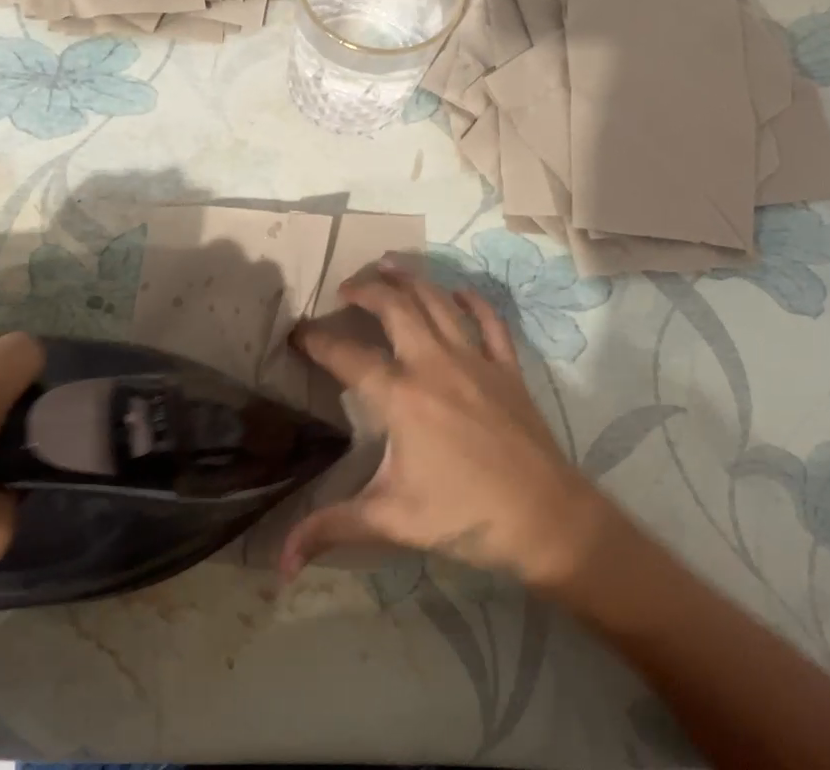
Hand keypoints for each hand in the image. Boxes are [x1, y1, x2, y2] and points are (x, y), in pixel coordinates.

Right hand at [283, 262, 610, 590]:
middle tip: (345, 288)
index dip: (316, 340)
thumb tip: (281, 563)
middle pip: (395, 308)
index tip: (296, 334)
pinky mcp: (508, 370)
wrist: (548, 521)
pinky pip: (489, 322)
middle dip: (366, 290)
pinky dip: (471, 301)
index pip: (347, 356)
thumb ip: (330, 529)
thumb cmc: (464, 517)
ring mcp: (476, 362)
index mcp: (401, 397)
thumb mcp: (390, 521)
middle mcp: (435, 365)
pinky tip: (457, 292)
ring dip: (411, 279)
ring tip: (388, 265)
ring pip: (439, 303)